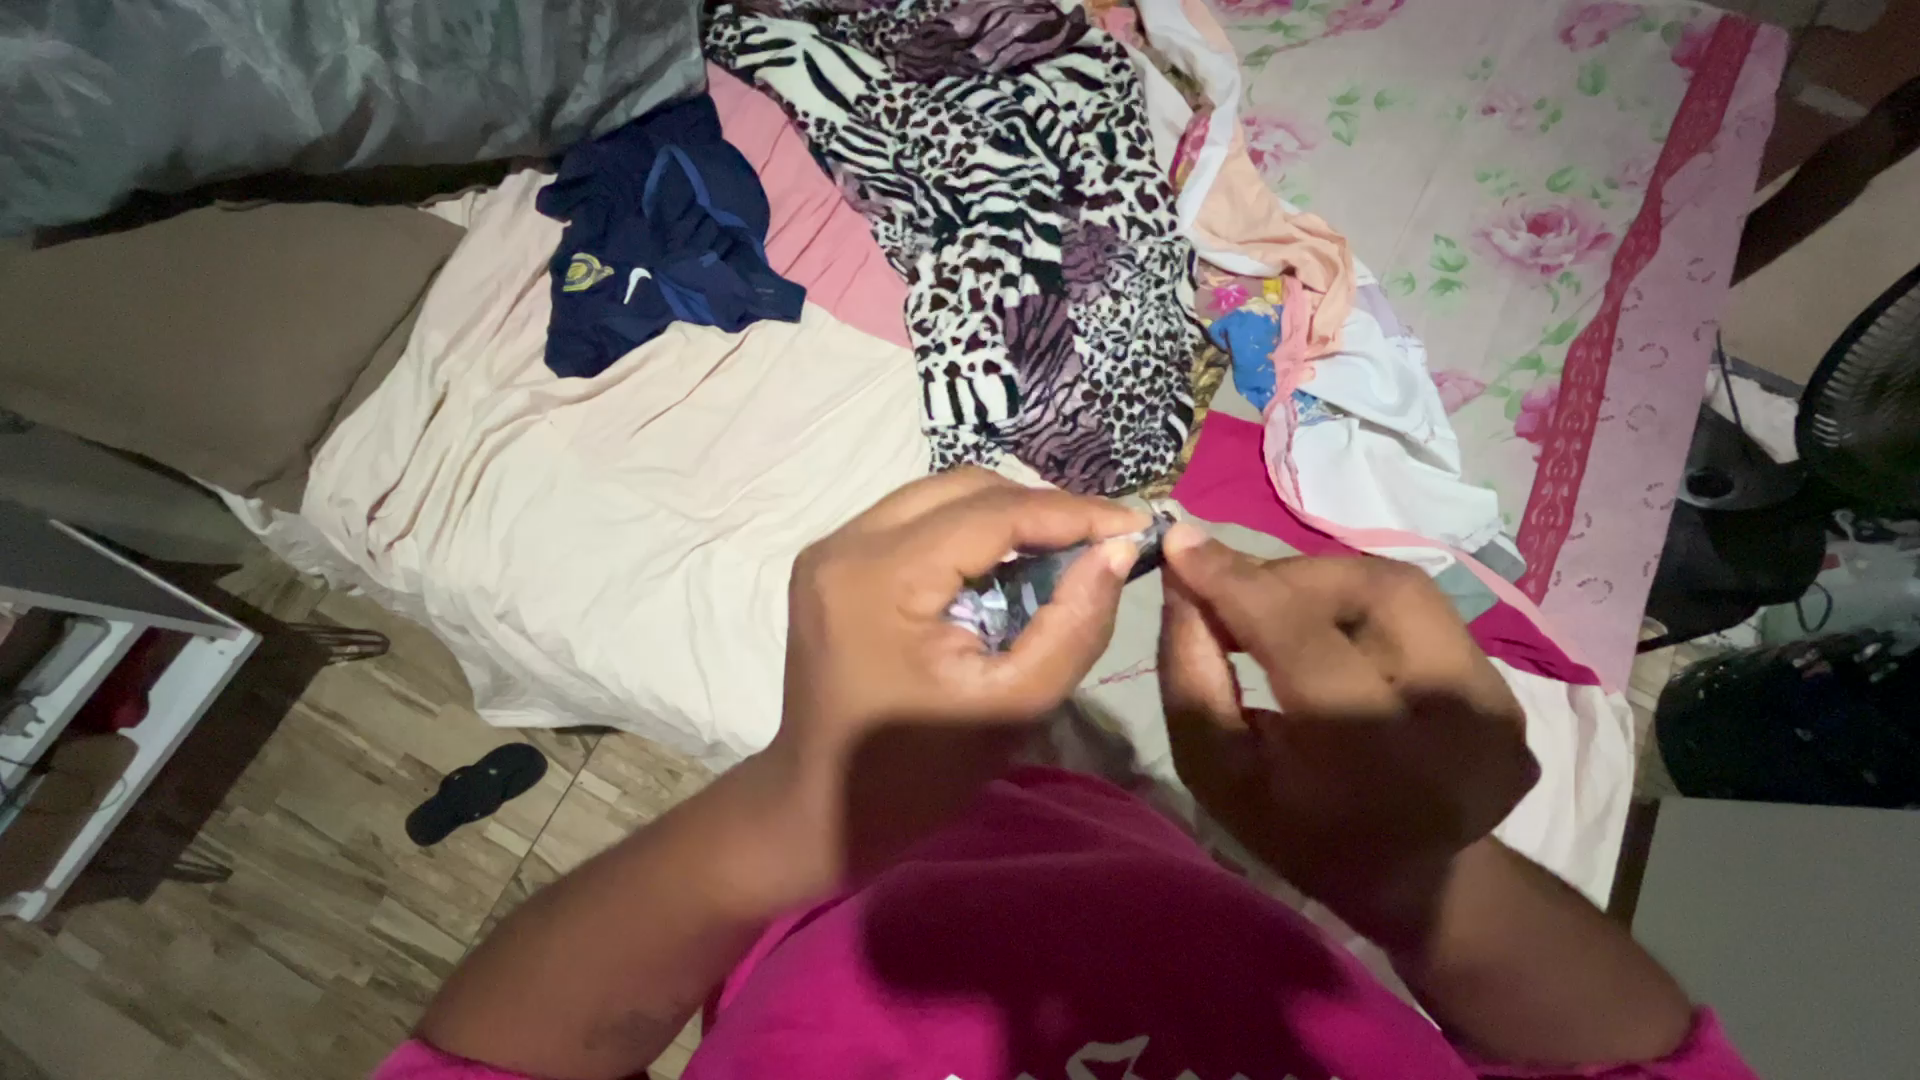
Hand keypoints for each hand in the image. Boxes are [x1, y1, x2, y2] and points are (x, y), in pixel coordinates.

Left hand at [773, 467, 1147, 876]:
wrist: (822, 808)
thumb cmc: (918, 774)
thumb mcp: (1012, 707)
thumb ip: (1072, 625)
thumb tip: (1116, 550)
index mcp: (880, 577)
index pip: (992, 513)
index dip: (1072, 512)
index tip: (1135, 522)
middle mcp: (845, 543)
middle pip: (963, 488)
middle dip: (1039, 508)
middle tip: (1098, 542)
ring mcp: (830, 549)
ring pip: (938, 496)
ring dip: (1004, 515)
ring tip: (1059, 551)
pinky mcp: (831, 562)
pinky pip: (914, 520)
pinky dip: (967, 532)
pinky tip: (1002, 565)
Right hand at [1156, 526, 1537, 946]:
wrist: (1410, 878)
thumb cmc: (1291, 829)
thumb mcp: (1213, 768)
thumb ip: (1190, 671)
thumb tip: (1184, 579)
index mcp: (1373, 764)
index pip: (1301, 640)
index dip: (1237, 582)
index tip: (1182, 542)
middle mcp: (1457, 724)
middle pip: (1367, 594)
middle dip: (1282, 578)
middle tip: (1230, 593)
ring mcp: (1500, 705)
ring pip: (1398, 588)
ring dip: (1319, 583)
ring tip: (1274, 610)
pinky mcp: (1510, 691)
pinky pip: (1419, 612)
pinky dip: (1356, 605)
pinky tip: (1325, 633)